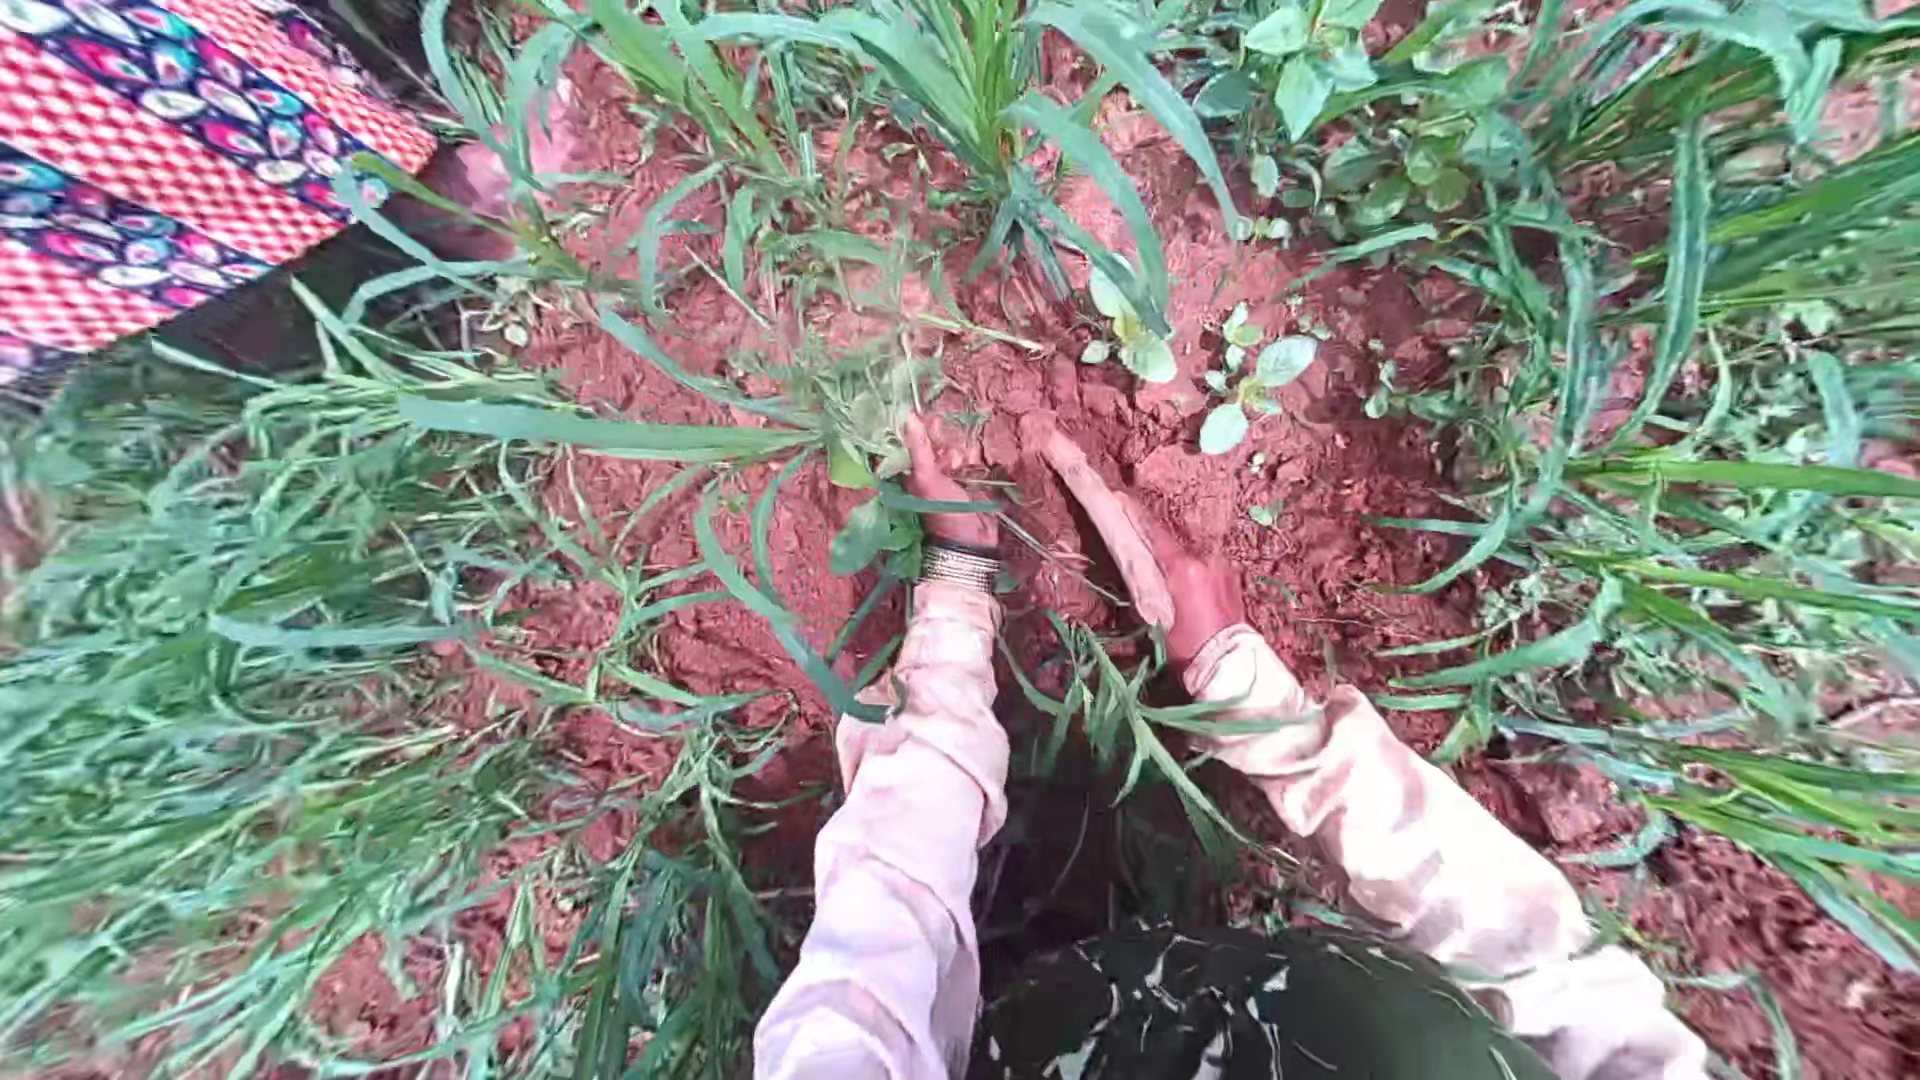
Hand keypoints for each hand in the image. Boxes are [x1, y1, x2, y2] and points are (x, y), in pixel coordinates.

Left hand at [903, 415, 997, 548]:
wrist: (972, 537)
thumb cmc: (942, 509)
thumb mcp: (926, 477)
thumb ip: (919, 448)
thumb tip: (909, 417)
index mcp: (914, 475)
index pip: (914, 445)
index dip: (920, 431)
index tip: (929, 417)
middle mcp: (932, 475)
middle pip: (936, 445)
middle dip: (943, 440)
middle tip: (949, 437)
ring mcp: (953, 478)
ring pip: (956, 451)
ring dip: (960, 450)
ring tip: (961, 459)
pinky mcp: (973, 482)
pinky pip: (973, 462)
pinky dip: (974, 459)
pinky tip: (974, 462)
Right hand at [1133, 503, 1245, 668]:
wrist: (1232, 667)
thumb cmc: (1187, 649)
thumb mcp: (1156, 617)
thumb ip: (1145, 586)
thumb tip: (1133, 567)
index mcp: (1184, 567)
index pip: (1154, 533)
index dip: (1134, 515)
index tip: (1119, 498)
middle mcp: (1206, 559)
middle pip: (1171, 540)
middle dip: (1151, 536)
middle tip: (1131, 528)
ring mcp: (1222, 567)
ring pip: (1188, 553)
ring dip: (1172, 555)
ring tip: (1156, 561)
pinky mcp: (1231, 578)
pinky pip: (1202, 565)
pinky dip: (1188, 567)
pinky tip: (1181, 581)